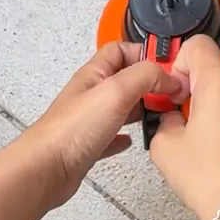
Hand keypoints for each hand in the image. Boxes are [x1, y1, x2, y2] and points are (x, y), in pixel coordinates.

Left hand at [13, 42, 183, 206]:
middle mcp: (91, 94)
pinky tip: (132, 140)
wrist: (46, 169)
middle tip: (172, 93)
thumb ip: (145, 76)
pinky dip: (124, 135)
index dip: (145, 53)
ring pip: (120, 107)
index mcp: (94, 74)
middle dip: (149, 82)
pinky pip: (111, 135)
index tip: (170, 66)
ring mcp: (89, 120)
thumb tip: (168, 75)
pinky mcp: (89, 145)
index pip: (121, 49)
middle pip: (124, 78)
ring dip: (141, 108)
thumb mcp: (115, 91)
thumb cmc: (71, 130)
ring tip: (161, 114)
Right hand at [148, 35, 219, 219]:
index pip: (198, 45)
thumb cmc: (212, 179)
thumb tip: (173, 119)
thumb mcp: (165, 148)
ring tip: (217, 145)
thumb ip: (165, 121)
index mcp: (218, 84)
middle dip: (203, 92)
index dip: (182, 63)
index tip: (179, 89)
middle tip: (192, 124)